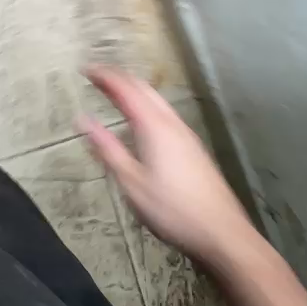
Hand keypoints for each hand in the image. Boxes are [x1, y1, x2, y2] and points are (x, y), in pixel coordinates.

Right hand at [78, 67, 256, 265]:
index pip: (125, 88)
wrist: (224, 235)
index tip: (85, 70)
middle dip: (119, 78)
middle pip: (143, 87)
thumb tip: (82, 120)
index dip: (104, 75)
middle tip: (97, 77)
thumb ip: (107, 149)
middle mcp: (171, 123)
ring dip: (134, 89)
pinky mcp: (194, 148)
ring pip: (156, 99)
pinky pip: (165, 112)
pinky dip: (146, 104)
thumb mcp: (131, 183)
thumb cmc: (172, 210)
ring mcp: (186, 134)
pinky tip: (142, 121)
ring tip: (115, 93)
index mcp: (153, 126)